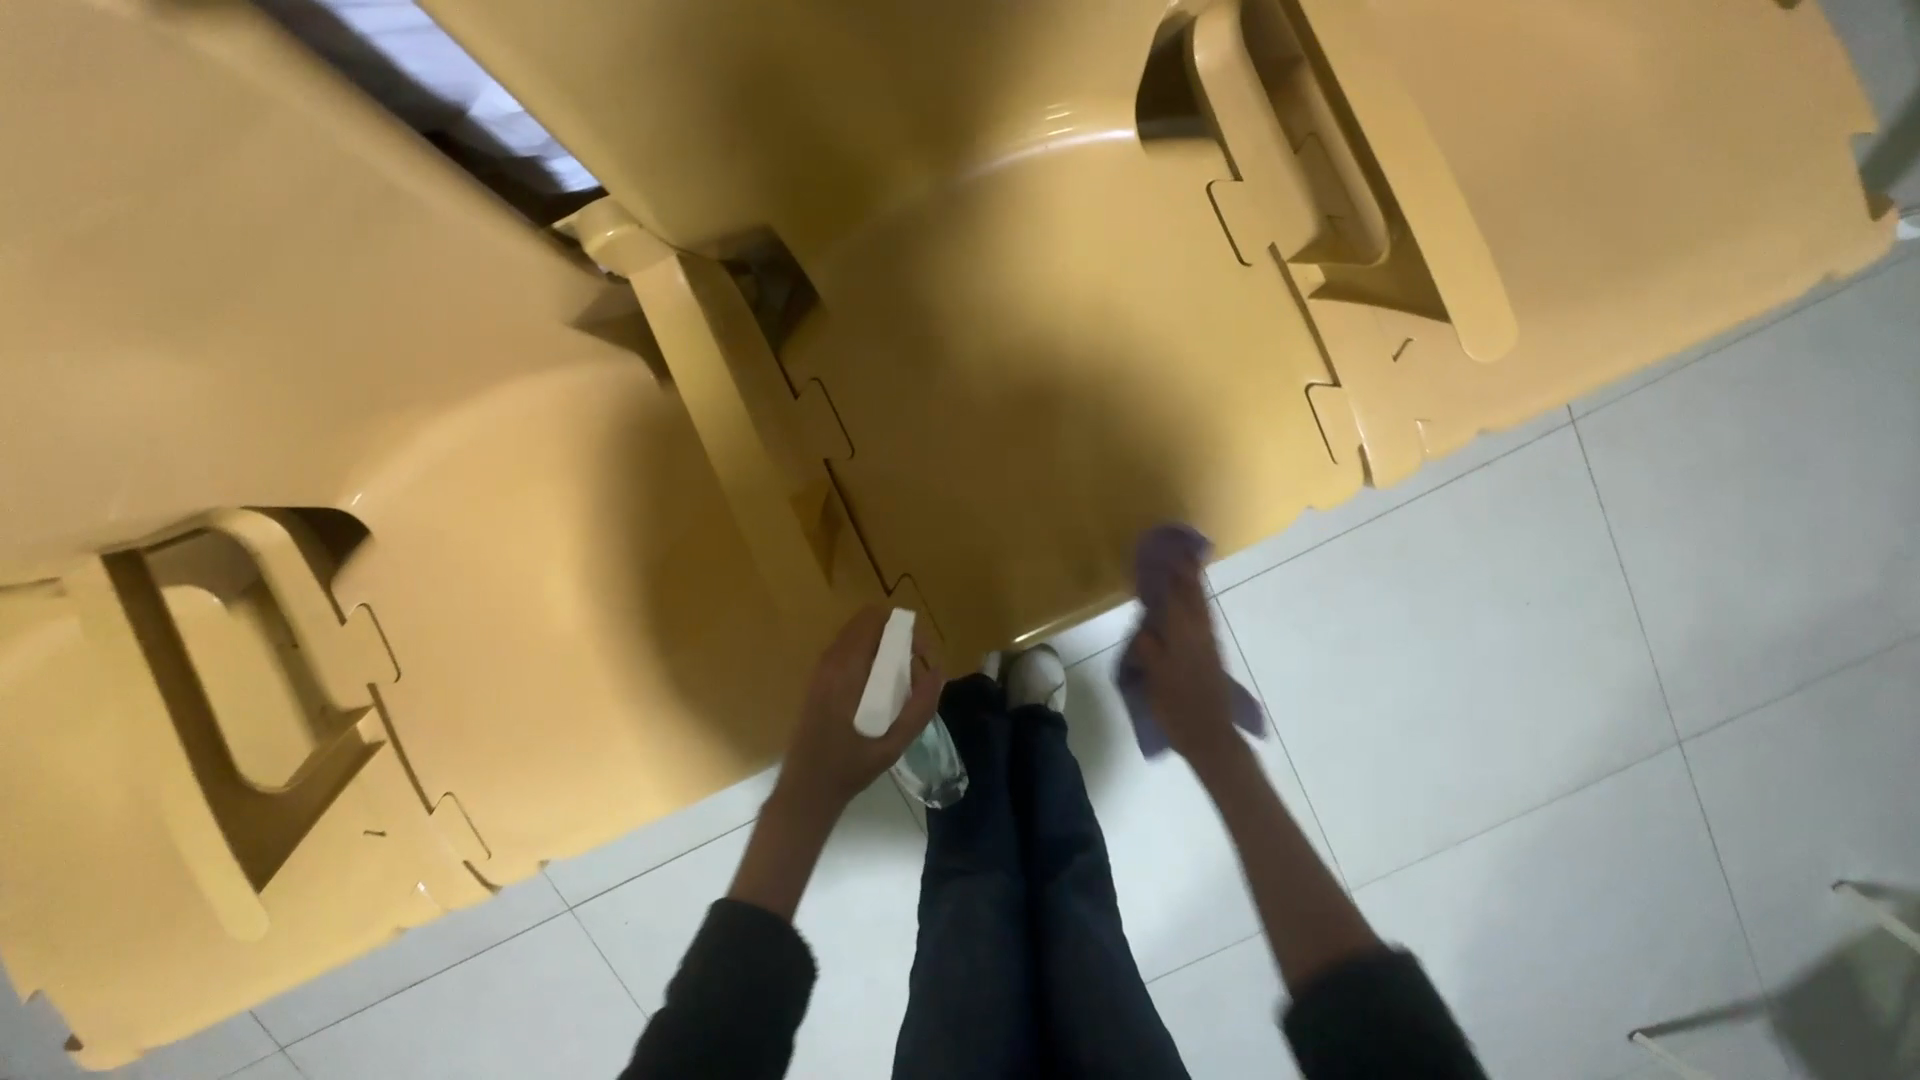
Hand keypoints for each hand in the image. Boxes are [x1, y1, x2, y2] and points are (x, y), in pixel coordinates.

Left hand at [773, 606, 943, 818]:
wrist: (806, 789)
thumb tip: (937, 672)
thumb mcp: (894, 743)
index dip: (904, 629)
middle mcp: (829, 661)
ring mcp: (819, 670)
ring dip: (883, 648)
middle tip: (914, 667)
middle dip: (896, 636)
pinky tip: (880, 690)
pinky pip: (847, 652)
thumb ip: (919, 707)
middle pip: (866, 623)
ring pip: (856, 637)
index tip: (920, 656)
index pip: (874, 620)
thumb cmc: (850, 767)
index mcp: (845, 670)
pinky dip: (868, 658)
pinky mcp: (817, 681)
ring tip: (901, 680)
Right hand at [1128, 555, 1243, 767]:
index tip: (1161, 556)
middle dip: (1186, 575)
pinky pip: (1204, 619)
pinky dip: (1197, 604)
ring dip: (1194, 587)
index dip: (1168, 577)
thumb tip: (1146, 627)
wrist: (1210, 736)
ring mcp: (1209, 644)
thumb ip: (1150, 649)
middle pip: (1193, 597)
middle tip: (1178, 553)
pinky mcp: (1213, 654)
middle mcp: (1199, 634)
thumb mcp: (1154, 679)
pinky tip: (1192, 604)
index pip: (1174, 598)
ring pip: (1201, 607)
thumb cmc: (1177, 709)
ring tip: (1186, 569)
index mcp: (1183, 637)